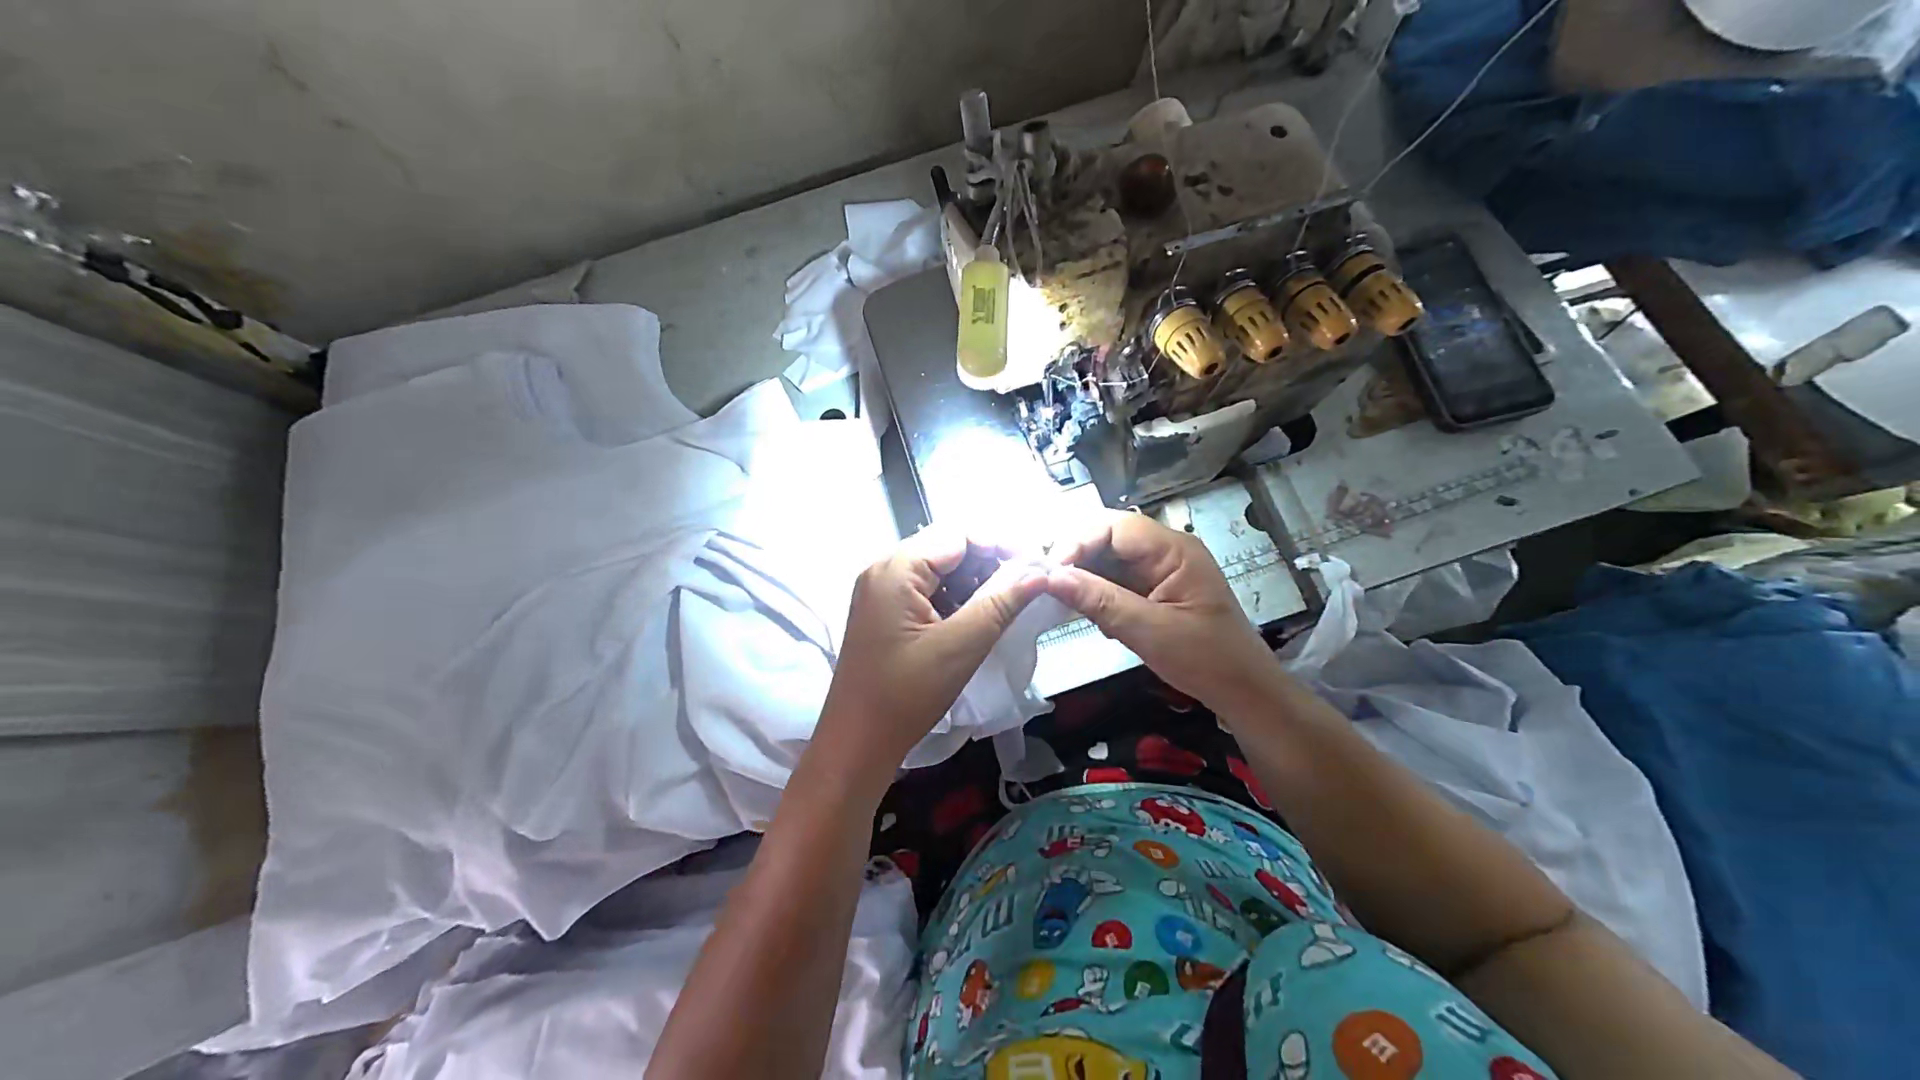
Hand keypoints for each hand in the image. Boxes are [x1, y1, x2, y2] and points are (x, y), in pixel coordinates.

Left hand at [811, 529, 1046, 787]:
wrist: (857, 743)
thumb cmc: (906, 694)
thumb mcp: (960, 646)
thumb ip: (1000, 602)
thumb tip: (1038, 572)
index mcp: (896, 569)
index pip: (958, 534)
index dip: (1000, 544)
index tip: (1037, 566)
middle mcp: (883, 570)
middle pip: (947, 548)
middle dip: (989, 563)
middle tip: (1027, 585)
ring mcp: (881, 592)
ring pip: (939, 570)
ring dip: (974, 582)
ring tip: (1009, 603)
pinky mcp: (884, 614)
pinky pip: (926, 591)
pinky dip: (955, 598)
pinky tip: (978, 618)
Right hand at [1046, 511, 1282, 713]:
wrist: (1246, 693)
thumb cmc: (1206, 660)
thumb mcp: (1149, 631)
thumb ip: (1100, 601)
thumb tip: (1051, 577)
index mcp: (1174, 550)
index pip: (1115, 526)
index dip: (1078, 542)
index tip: (1051, 572)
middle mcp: (1167, 551)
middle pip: (1109, 538)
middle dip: (1077, 559)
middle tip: (1046, 585)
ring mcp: (1162, 571)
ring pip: (1110, 560)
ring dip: (1085, 578)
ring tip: (1060, 600)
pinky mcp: (1156, 591)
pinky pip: (1117, 581)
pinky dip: (1098, 594)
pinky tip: (1086, 614)